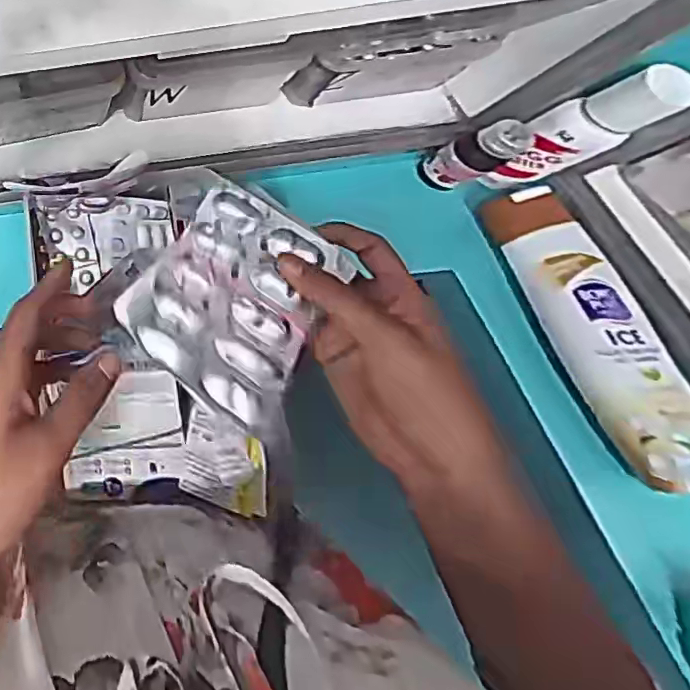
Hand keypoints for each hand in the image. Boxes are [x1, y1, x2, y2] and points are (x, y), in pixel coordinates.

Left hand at [0, 259, 122, 588]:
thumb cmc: (2, 490)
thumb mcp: (50, 444)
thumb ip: (82, 398)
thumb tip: (112, 356)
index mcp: (2, 375)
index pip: (25, 318)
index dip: (47, 290)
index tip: (70, 268)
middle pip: (27, 331)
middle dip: (59, 313)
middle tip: (97, 308)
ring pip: (30, 355)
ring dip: (59, 342)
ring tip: (95, 341)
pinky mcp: (3, 420)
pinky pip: (31, 380)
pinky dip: (56, 371)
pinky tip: (77, 380)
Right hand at [276, 224, 515, 503]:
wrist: (433, 455)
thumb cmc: (432, 393)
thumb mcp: (383, 335)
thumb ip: (334, 297)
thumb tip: (293, 263)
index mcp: (401, 294)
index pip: (369, 251)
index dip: (340, 236)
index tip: (303, 233)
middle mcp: (373, 309)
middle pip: (334, 273)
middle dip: (304, 263)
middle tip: (266, 255)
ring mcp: (351, 333)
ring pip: (314, 300)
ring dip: (289, 290)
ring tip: (256, 279)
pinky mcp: (332, 357)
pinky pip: (303, 329)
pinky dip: (284, 319)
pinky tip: (264, 311)